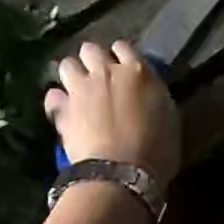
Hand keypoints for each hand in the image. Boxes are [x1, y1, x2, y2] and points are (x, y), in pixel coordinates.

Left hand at [44, 41, 180, 187]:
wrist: (122, 175)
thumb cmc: (156, 154)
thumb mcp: (170, 121)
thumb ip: (155, 98)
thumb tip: (148, 94)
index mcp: (138, 72)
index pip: (124, 48)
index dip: (121, 58)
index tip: (123, 71)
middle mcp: (106, 72)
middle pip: (91, 49)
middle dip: (92, 61)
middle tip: (98, 80)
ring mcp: (81, 88)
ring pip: (67, 64)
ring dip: (72, 76)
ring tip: (77, 92)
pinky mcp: (63, 109)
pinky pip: (53, 95)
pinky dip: (57, 103)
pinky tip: (62, 113)